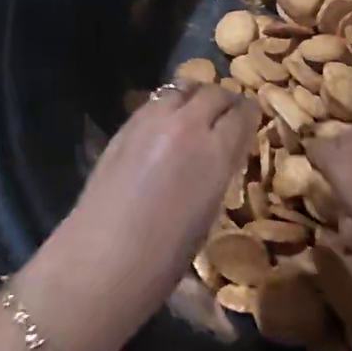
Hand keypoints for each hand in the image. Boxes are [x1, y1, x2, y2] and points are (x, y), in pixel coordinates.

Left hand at [61, 83, 257, 294]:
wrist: (100, 262)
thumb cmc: (165, 257)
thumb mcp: (210, 211)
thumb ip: (220, 170)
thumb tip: (224, 151)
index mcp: (215, 151)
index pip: (242, 112)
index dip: (249, 114)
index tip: (251, 119)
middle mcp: (186, 125)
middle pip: (214, 92)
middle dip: (225, 101)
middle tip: (227, 115)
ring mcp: (151, 121)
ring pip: (183, 88)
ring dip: (195, 97)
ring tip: (195, 114)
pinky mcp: (124, 126)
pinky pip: (156, 102)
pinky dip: (168, 106)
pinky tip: (165, 126)